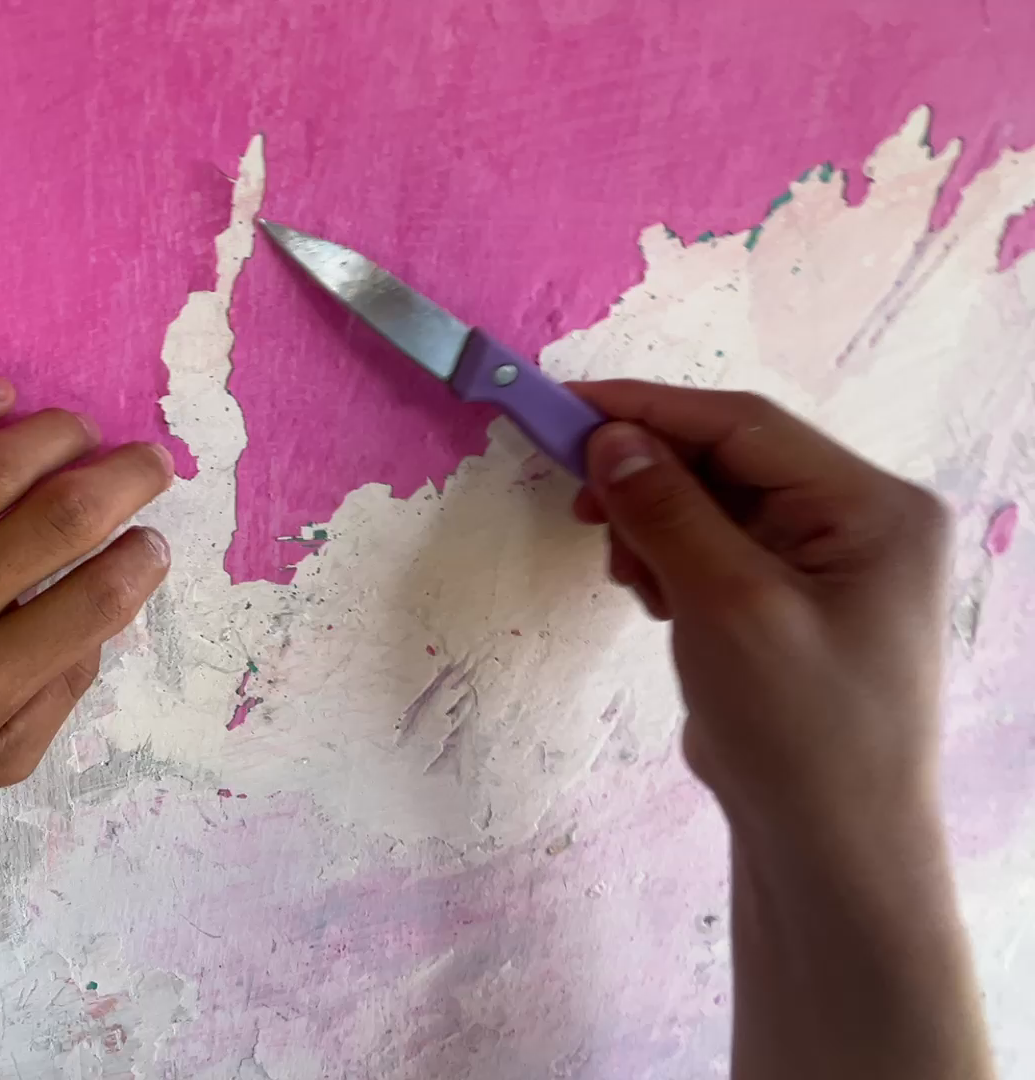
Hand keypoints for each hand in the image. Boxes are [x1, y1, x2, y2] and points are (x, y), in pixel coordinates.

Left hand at [0, 377, 173, 824]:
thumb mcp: (3, 759)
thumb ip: (66, 686)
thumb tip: (109, 595)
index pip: (93, 601)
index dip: (143, 560)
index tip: (153, 543)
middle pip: (56, 520)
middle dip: (125, 479)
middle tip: (152, 463)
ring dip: (56, 434)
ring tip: (86, 431)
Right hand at [569, 383, 994, 1078]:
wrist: (820, 824)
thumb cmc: (794, 713)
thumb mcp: (724, 602)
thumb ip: (667, 510)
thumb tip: (609, 438)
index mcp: (865, 505)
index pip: (741, 425)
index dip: (647, 408)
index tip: (563, 407)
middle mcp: (846, 518)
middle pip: (718, 460)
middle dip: (642, 478)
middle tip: (580, 506)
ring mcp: (810, 557)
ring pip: (698, 500)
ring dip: (645, 523)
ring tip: (631, 578)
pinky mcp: (771, 590)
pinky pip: (697, 541)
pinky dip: (656, 554)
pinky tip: (650, 595)